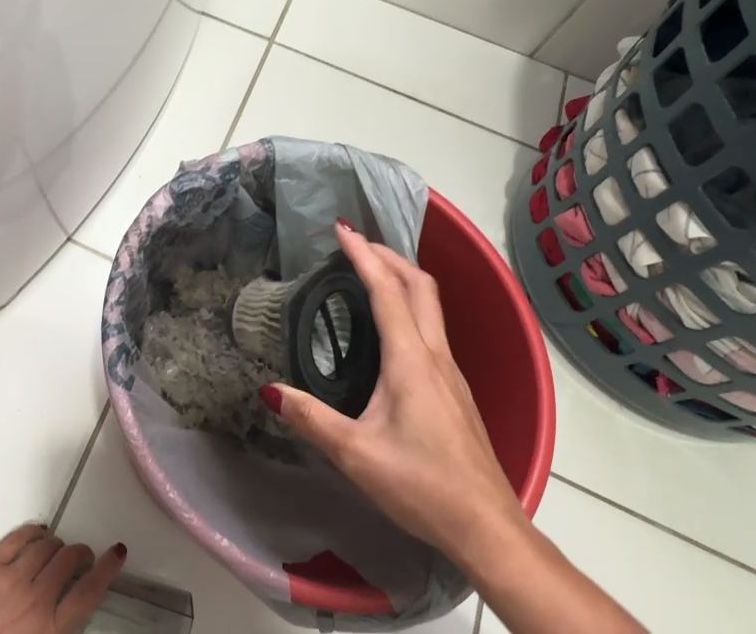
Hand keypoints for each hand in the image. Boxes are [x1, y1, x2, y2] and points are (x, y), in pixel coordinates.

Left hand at [0, 524, 126, 633]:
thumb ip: (55, 628)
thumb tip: (69, 602)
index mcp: (50, 631)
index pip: (89, 592)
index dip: (107, 569)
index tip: (116, 553)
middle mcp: (36, 601)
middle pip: (69, 560)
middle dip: (79, 553)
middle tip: (79, 556)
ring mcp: (10, 579)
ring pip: (46, 545)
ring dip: (55, 544)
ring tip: (53, 549)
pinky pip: (19, 536)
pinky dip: (33, 531)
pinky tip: (35, 534)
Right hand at [261, 220, 528, 567]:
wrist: (486, 526)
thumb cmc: (421, 485)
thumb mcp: (355, 455)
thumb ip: (311, 419)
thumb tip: (269, 390)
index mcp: (411, 361)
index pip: (387, 292)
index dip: (363, 256)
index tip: (342, 229)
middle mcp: (435, 357)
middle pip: (419, 286)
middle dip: (388, 256)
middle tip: (356, 243)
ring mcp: (451, 374)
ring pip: (430, 307)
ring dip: (402, 279)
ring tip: (369, 275)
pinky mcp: (455, 392)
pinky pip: (431, 330)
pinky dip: (409, 307)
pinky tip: (389, 331)